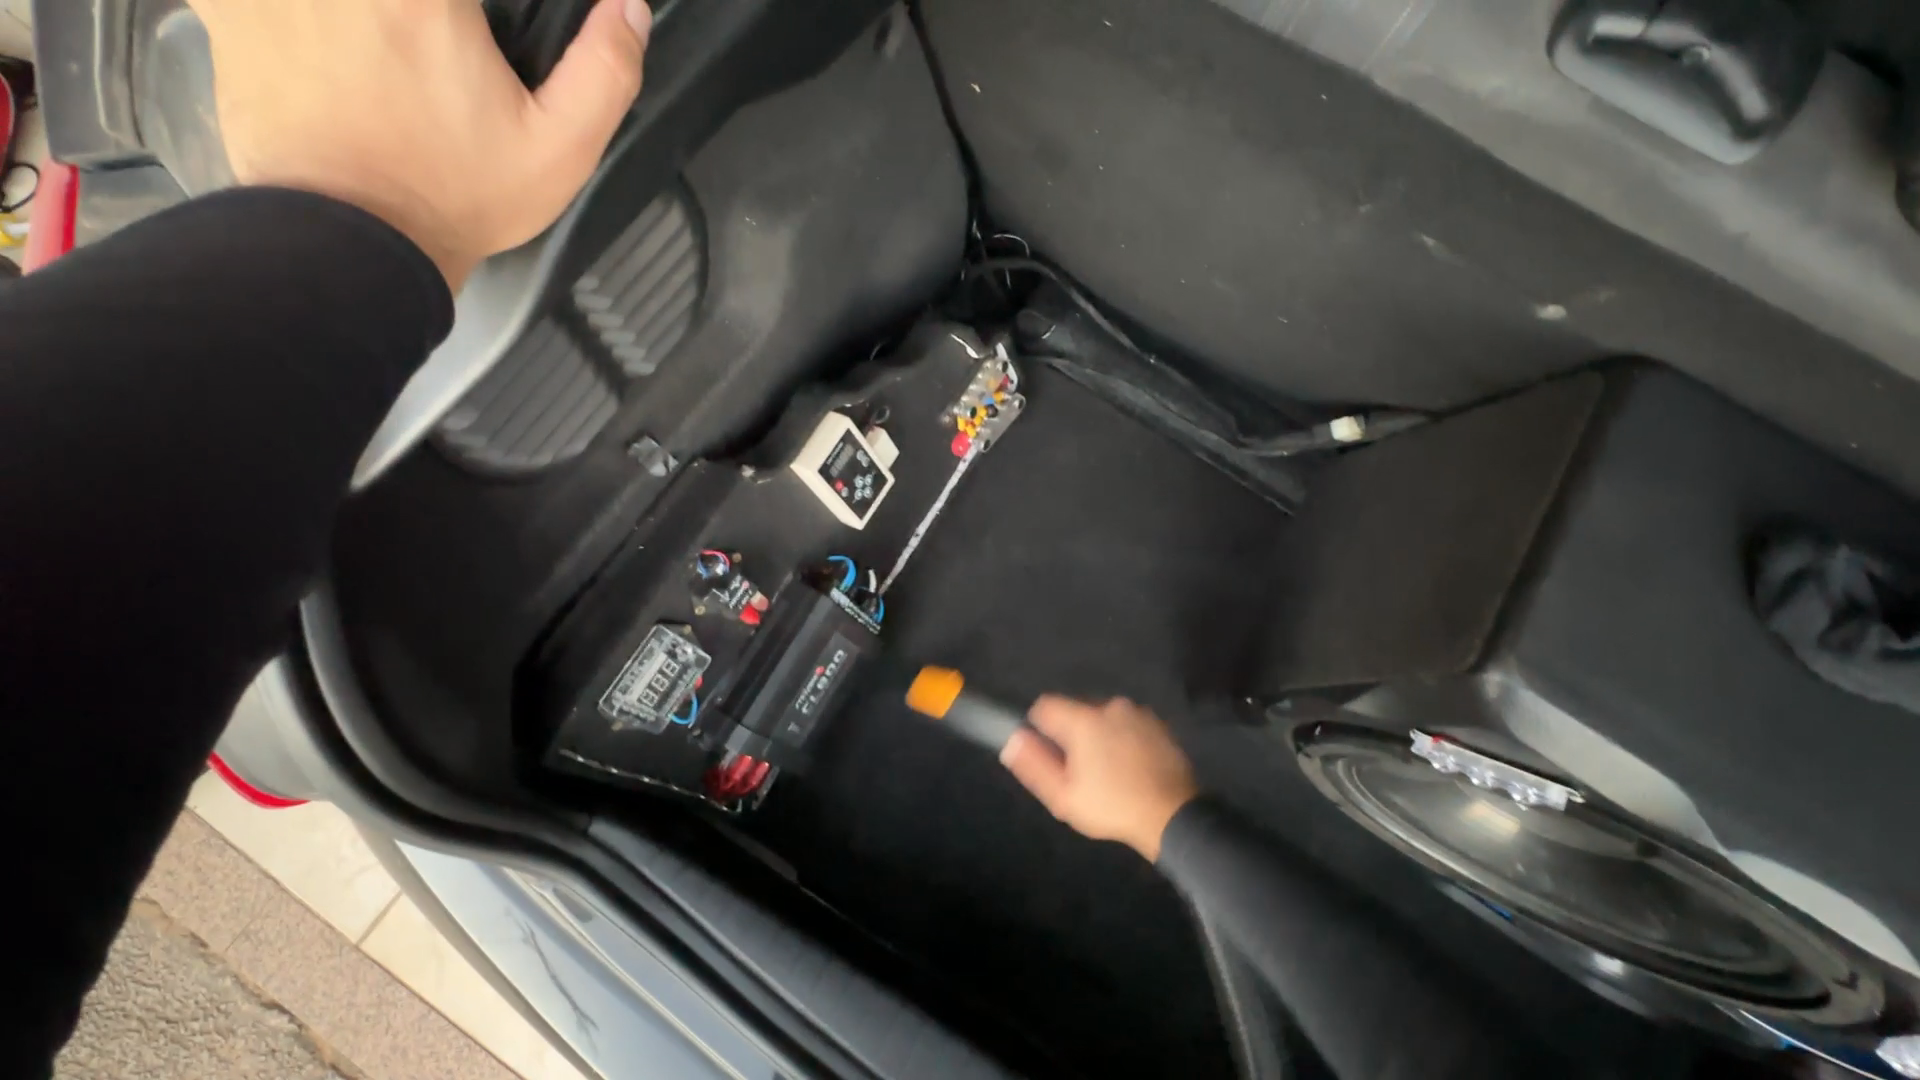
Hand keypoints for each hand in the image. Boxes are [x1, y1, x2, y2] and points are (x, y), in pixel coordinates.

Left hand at [188, 0, 651, 288]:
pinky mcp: (229, 9)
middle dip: (426, 17)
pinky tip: (330, 37)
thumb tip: (627, 8)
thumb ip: (604, 70)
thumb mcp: (561, 148)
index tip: (488, 32)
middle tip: (445, 45)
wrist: (358, 243)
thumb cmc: (458, 196)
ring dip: (366, 17)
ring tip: (396, 52)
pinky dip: (286, 14)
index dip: (486, 12)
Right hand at [1000, 696, 1200, 861]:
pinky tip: (1129, 767)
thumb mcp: (1063, 796)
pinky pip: (1128, 724)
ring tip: (1108, 771)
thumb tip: (1013, 739)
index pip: (1046, 705)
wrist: (1171, 815)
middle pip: (1076, 709)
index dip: (1040, 727)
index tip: (1050, 753)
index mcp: (1083, 719)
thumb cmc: (1111, 806)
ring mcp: (1138, 713)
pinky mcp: (1158, 724)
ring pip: (1104, 717)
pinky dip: (1123, 738)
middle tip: (1080, 769)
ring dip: (1099, 734)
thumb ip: (1034, 764)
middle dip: (1072, 733)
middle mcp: (1110, 706)